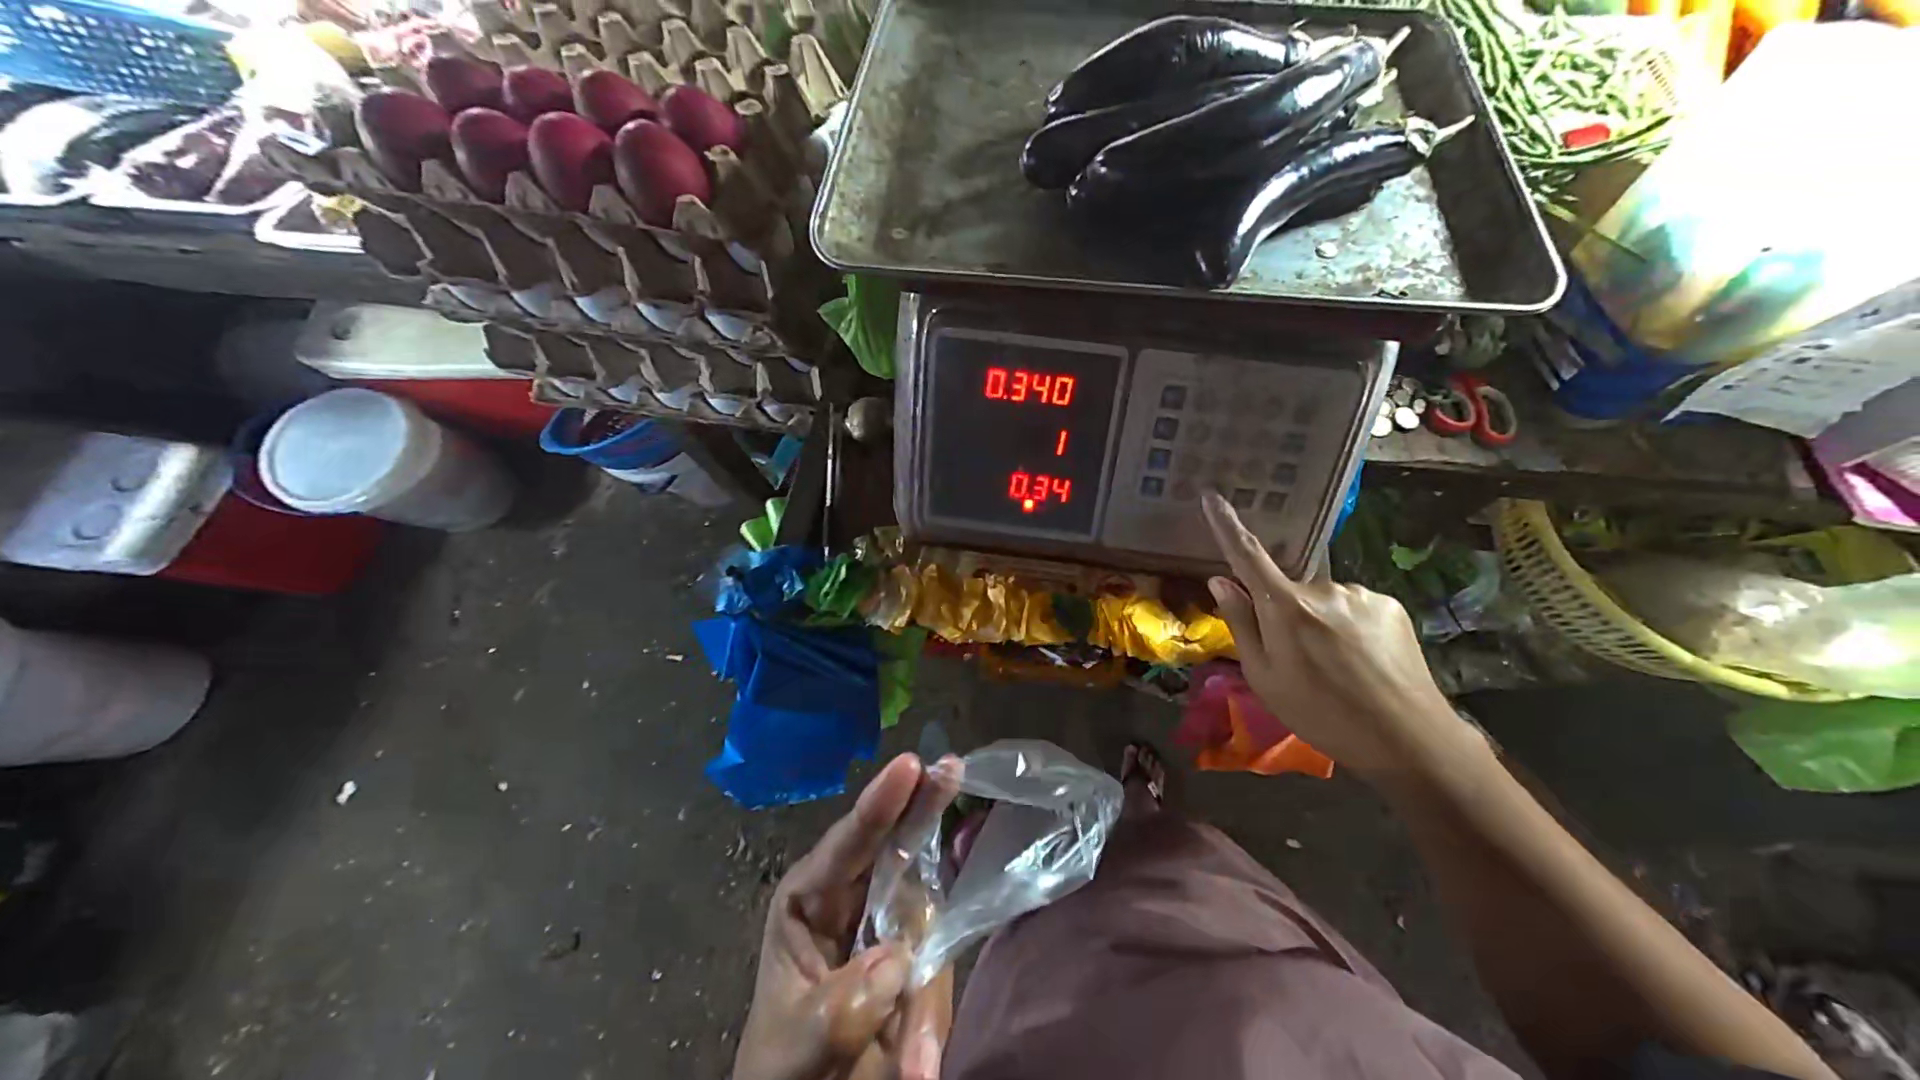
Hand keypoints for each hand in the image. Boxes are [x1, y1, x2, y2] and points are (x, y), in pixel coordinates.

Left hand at [733, 754, 952, 1079]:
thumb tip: (894, 961)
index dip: (881, 803)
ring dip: (922, 996)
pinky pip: (939, 970)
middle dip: (922, 810)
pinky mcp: (915, 957)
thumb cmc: (781, 1068)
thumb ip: (837, 1007)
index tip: (910, 766)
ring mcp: (888, 926)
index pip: (847, 844)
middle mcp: (852, 898)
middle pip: (895, 846)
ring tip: (907, 1064)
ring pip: (927, 923)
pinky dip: (930, 1019)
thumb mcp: (794, 1046)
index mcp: (809, 900)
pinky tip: (914, 1068)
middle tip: (952, 768)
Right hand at [1201, 491, 1486, 783]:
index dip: (1226, 525)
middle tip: (1297, 660)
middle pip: (1287, 590)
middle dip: (1284, 614)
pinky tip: (1361, 661)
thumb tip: (1220, 580)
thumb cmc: (1320, 714)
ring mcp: (1360, 594)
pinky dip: (1346, 626)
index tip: (1211, 496)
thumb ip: (1241, 624)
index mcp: (1285, 608)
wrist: (1407, 739)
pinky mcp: (1389, 605)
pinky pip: (1352, 606)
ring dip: (1318, 622)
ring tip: (1335, 668)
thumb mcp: (1264, 677)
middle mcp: (1322, 589)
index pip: (1247, 556)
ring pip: (1322, 600)